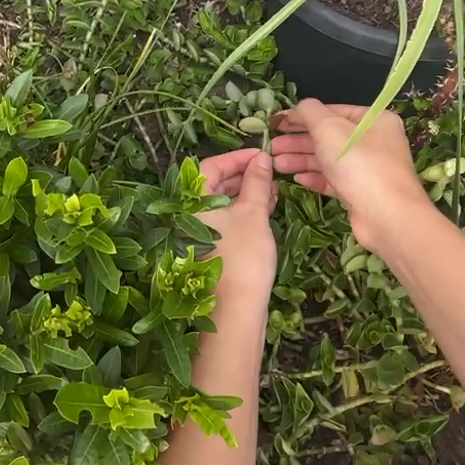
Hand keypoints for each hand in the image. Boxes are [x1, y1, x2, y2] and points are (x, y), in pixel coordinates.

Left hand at [195, 147, 277, 304]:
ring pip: (223, 202)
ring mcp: (200, 231)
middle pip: (216, 183)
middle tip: (270, 171)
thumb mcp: (253, 214)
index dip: (238, 157)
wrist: (236, 310)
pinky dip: (245, 210)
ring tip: (274, 189)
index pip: (211, 165)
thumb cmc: (243, 257)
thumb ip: (257, 183)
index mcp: (193, 201)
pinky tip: (266, 207)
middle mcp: (190, 213)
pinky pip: (227, 219)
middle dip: (244, 174)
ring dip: (247, 192)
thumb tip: (262, 159)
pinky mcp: (213, 247)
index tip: (263, 154)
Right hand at [270, 99, 433, 251]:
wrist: (388, 216)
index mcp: (373, 120)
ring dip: (301, 160)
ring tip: (276, 164)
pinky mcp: (361, 192)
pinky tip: (297, 179)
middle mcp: (373, 141)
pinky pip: (333, 180)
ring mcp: (368, 168)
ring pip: (328, 159)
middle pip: (327, 136)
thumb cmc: (359, 163)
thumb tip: (298, 107)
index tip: (275, 123)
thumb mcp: (328, 127)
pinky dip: (315, 177)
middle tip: (271, 146)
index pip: (331, 111)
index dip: (300, 116)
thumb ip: (309, 111)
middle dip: (297, 141)